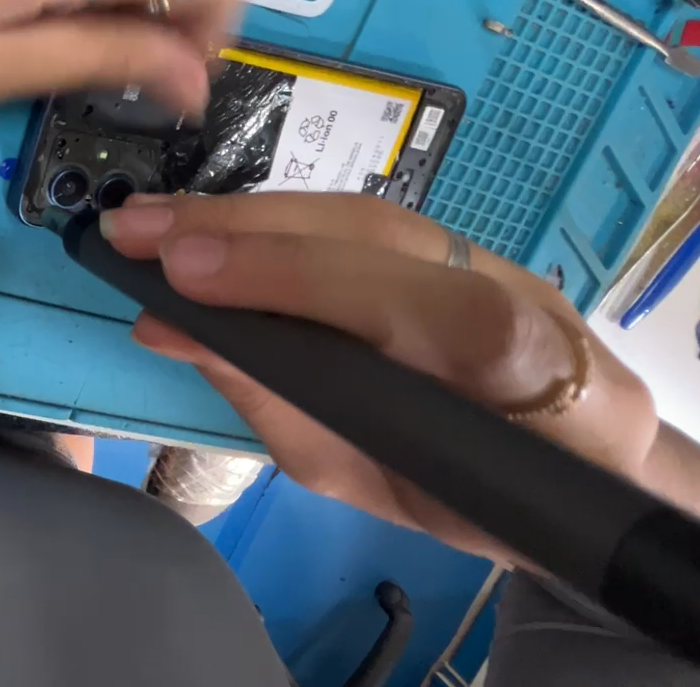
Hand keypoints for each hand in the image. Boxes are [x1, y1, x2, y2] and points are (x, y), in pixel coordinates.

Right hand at [98, 192, 699, 560]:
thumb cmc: (457, 489)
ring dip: (234, 211)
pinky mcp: (436, 236)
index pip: (418, 307)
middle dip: (237, 228)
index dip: (298, 278)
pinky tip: (195, 219)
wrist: (570, 465)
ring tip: (143, 221)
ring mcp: (483, 253)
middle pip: (372, 234)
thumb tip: (169, 328)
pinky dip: (258, 216)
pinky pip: (339, 215)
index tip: (184, 275)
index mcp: (531, 383)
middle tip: (129, 231)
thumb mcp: (358, 475)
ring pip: (350, 211)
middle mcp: (516, 293)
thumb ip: (269, 399)